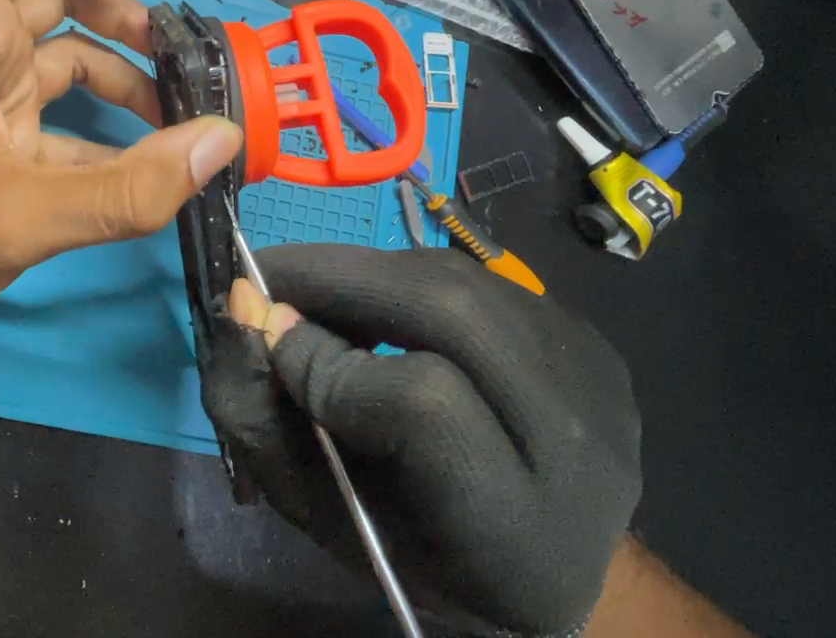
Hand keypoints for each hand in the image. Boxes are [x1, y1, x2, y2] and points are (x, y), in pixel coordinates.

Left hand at [0, 0, 241, 326]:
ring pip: (64, 60)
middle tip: (170, 57)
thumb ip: (127, 188)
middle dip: (115, 18)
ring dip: (119, 78)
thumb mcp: (28, 216)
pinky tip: (142, 168)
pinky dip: (105, 134)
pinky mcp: (1, 142)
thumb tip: (219, 142)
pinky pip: (64, 119)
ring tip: (172, 117)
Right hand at [202, 245, 640, 637]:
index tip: (269, 346)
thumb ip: (258, 415)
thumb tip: (240, 305)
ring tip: (314, 292)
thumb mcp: (313, 506)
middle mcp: (583, 443)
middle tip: (268, 276)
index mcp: (519, 532)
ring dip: (367, 273)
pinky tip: (375, 306)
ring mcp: (595, 376)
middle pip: (450, 311)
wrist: (543, 562)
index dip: (331, 364)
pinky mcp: (591, 337)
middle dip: (339, 279)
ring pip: (458, 281)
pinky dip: (405, 281)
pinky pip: (476, 281)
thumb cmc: (410, 549)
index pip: (423, 406)